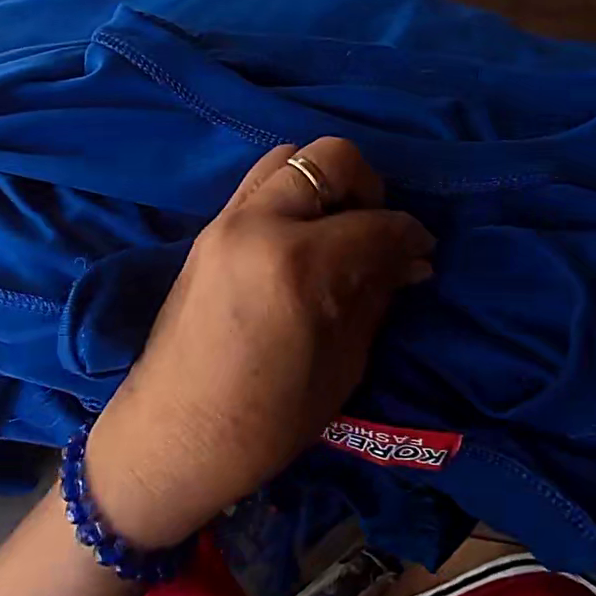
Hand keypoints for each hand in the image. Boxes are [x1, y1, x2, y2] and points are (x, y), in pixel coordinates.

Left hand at [84, 138, 434, 549]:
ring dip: (323, 184)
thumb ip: (375, 296)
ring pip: (285, 160)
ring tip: (339, 231)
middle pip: (327, 158)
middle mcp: (257, 223)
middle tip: (377, 232)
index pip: (375, 223)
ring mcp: (223, 222)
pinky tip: (304, 241)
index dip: (409, 236)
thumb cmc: (266, 422)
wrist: (173, 437)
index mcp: (298, 262)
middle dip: (367, 186)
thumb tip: (408, 261)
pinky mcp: (205, 234)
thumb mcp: (341, 364)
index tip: (422, 252)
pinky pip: (258, 189)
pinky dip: (290, 198)